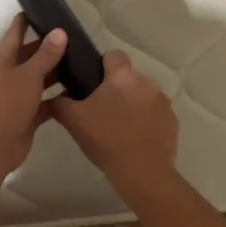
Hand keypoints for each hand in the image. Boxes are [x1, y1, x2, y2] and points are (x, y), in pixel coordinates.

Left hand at [0, 16, 67, 173]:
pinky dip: (60, 97)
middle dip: (49, 46)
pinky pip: (47, 101)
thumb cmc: (7, 105)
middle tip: (76, 36)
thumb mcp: (27, 76)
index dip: (26, 20)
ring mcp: (20, 95)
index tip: (42, 6)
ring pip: (41, 78)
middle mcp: (12, 74)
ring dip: (57, 71)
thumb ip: (45, 55)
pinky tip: (79, 92)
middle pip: (31, 55)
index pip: (15, 33)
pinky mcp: (30, 114)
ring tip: (83, 61)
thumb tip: (60, 31)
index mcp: (6, 60)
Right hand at [50, 50, 177, 189]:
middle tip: (102, 109)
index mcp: (122, 77)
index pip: (114, 54)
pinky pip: (156, 113)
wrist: (142, 172)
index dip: (102, 63)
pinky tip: (136, 138)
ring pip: (143, 95)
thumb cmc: (105, 140)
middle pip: (129, 77)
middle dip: (117, 88)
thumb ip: (60, 103)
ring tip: (121, 126)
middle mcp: (146, 83)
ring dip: (134, 103)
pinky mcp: (172, 121)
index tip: (93, 81)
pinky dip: (147, 120)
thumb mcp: (73, 121)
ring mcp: (163, 102)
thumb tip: (53, 97)